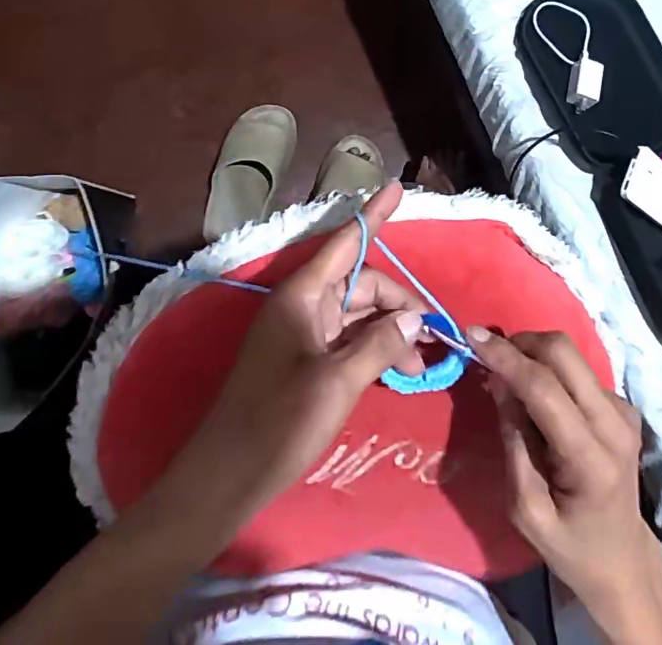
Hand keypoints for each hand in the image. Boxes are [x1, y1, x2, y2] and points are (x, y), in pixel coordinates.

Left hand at [160, 182, 427, 517]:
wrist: (228, 474)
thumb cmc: (279, 422)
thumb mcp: (337, 383)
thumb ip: (379, 345)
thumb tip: (416, 319)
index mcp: (302, 296)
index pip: (345, 243)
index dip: (373, 215)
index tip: (397, 187)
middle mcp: (302, 305)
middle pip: (360, 284)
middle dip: (398, 303)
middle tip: (433, 336)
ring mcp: (302, 332)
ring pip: (357, 314)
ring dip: (390, 331)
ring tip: (421, 365)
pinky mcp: (304, 358)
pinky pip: (347, 339)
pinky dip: (373, 348)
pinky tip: (398, 369)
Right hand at [469, 328, 661, 644]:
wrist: (622, 559)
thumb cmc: (569, 543)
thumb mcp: (525, 508)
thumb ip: (512, 441)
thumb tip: (498, 380)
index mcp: (591, 459)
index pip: (545, 389)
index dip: (506, 357)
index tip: (472, 336)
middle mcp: (615, 424)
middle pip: (563, 353)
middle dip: (520, 343)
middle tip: (489, 357)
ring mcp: (623, 411)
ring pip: (570, 355)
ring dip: (532, 354)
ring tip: (507, 378)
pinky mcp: (622, 405)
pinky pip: (576, 369)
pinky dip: (547, 369)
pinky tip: (535, 397)